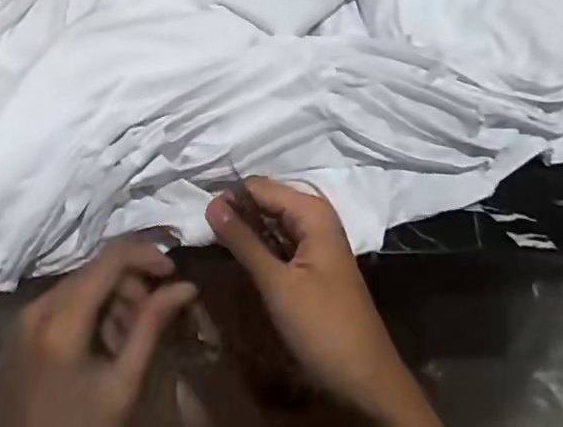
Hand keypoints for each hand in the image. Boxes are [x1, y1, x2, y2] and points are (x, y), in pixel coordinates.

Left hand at [0, 239, 197, 426]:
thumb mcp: (124, 383)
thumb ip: (152, 326)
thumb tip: (187, 285)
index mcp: (62, 320)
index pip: (112, 257)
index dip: (147, 255)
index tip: (172, 273)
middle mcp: (40, 306)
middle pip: (99, 268)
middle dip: (133, 285)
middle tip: (152, 319)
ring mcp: (29, 315)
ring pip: (87, 280)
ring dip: (116, 298)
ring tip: (130, 337)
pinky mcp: (27, 325)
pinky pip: (71, 296)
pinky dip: (96, 308)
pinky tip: (107, 341)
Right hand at [207, 179, 440, 426]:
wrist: (365, 376)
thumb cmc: (322, 325)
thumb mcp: (277, 284)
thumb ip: (244, 241)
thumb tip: (212, 204)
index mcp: (311, 211)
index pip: (260, 187)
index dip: (229, 197)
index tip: (197, 216)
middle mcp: (316, 216)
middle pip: (267, 201)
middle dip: (236, 211)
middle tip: (200, 230)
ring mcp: (316, 239)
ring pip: (272, 221)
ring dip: (245, 229)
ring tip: (210, 241)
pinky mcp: (313, 261)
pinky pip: (280, 241)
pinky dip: (260, 245)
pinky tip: (237, 255)